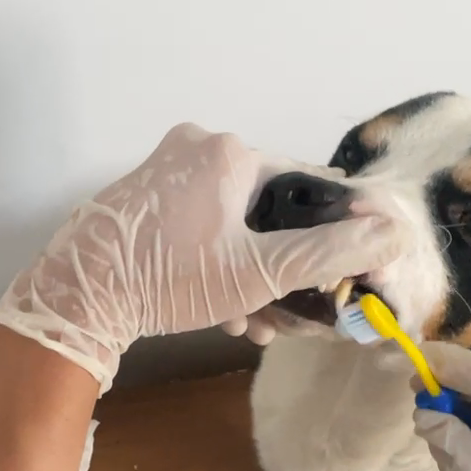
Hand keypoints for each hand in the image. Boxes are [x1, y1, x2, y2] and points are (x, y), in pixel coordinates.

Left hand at [0, 123, 403, 390]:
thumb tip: (392, 233)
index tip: (328, 274)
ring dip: (246, 275)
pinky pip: (195, 227)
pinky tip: (219, 309)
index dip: (323, 233)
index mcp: (230, 153)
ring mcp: (162, 173)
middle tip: (283, 314)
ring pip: (228, 225)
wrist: (79, 298)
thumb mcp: (257, 272)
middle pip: (263, 210)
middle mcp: (195, 148)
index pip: (304, 185)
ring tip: (252, 322)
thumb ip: (326, 253)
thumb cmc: (169, 279)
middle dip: (276, 267)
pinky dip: (211, 264)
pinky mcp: (140, 200)